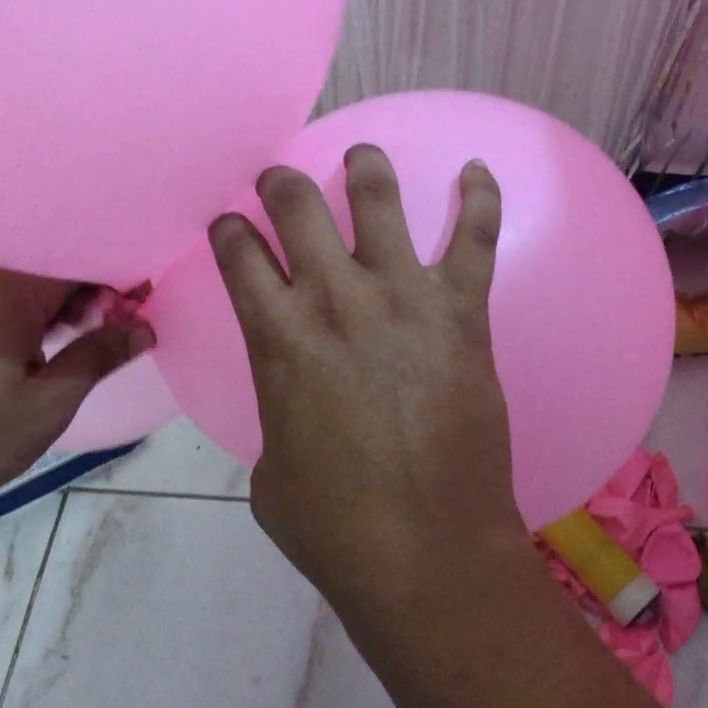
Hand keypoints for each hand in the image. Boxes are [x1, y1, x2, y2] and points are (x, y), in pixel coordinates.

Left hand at [0, 265, 154, 518]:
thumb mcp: (46, 405)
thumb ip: (99, 357)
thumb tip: (144, 327)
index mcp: (10, 287)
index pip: (83, 255)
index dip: (123, 274)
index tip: (149, 304)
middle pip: (55, 265)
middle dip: (97, 290)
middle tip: (122, 330)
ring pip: (27, 284)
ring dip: (64, 306)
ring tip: (84, 344)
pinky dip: (31, 317)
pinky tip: (37, 353)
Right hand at [211, 144, 528, 612]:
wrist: (425, 549)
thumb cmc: (335, 524)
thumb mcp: (271, 469)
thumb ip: (278, 412)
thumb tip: (294, 401)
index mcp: (276, 337)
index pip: (237, 253)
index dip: (229, 229)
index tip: (231, 224)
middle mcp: (333, 299)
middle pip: (296, 205)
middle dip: (280, 182)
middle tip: (280, 180)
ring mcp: (401, 296)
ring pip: (376, 197)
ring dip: (363, 167)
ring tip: (361, 157)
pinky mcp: (461, 310)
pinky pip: (474, 235)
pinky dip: (478, 197)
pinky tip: (476, 171)